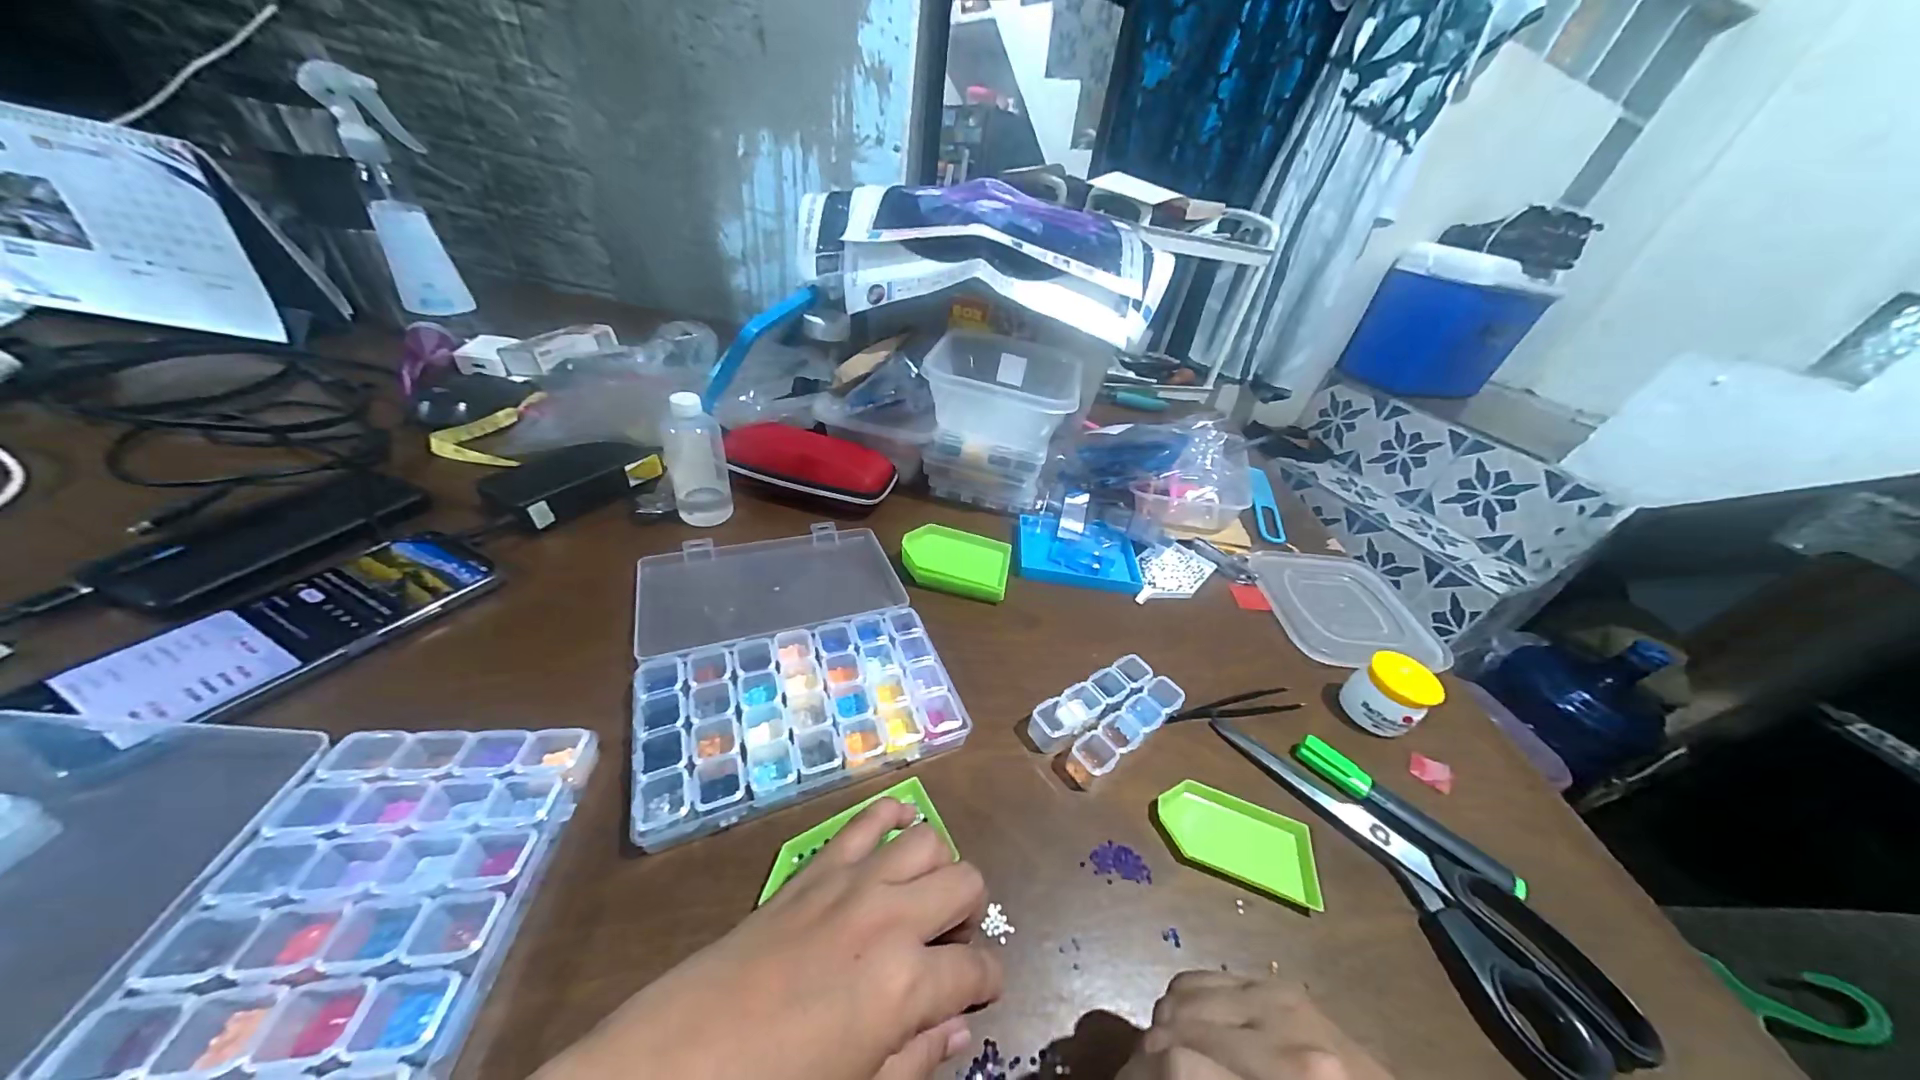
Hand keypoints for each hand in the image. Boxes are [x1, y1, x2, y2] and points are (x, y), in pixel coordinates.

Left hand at [535, 797, 1000, 1079]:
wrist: (680, 1056)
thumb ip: (919, 1057)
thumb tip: (960, 1028)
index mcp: (906, 984)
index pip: (979, 970)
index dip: (989, 983)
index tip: (979, 992)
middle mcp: (891, 916)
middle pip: (967, 883)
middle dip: (972, 915)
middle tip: (948, 944)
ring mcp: (853, 881)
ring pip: (928, 840)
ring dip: (938, 868)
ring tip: (922, 898)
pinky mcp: (818, 866)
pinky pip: (868, 818)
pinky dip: (892, 815)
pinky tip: (898, 829)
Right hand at [1117, 972, 1393, 1079]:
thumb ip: (1199, 1078)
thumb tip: (1151, 1068)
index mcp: (1288, 1078)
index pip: (1176, 1063)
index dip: (1139, 1075)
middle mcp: (1284, 1026)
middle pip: (1175, 1026)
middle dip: (1146, 1056)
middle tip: (1140, 1076)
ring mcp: (1280, 995)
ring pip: (1181, 995)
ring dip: (1163, 1029)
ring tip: (1166, 1058)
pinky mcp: (1278, 984)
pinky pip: (1203, 978)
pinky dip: (1184, 1004)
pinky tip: (1193, 1033)